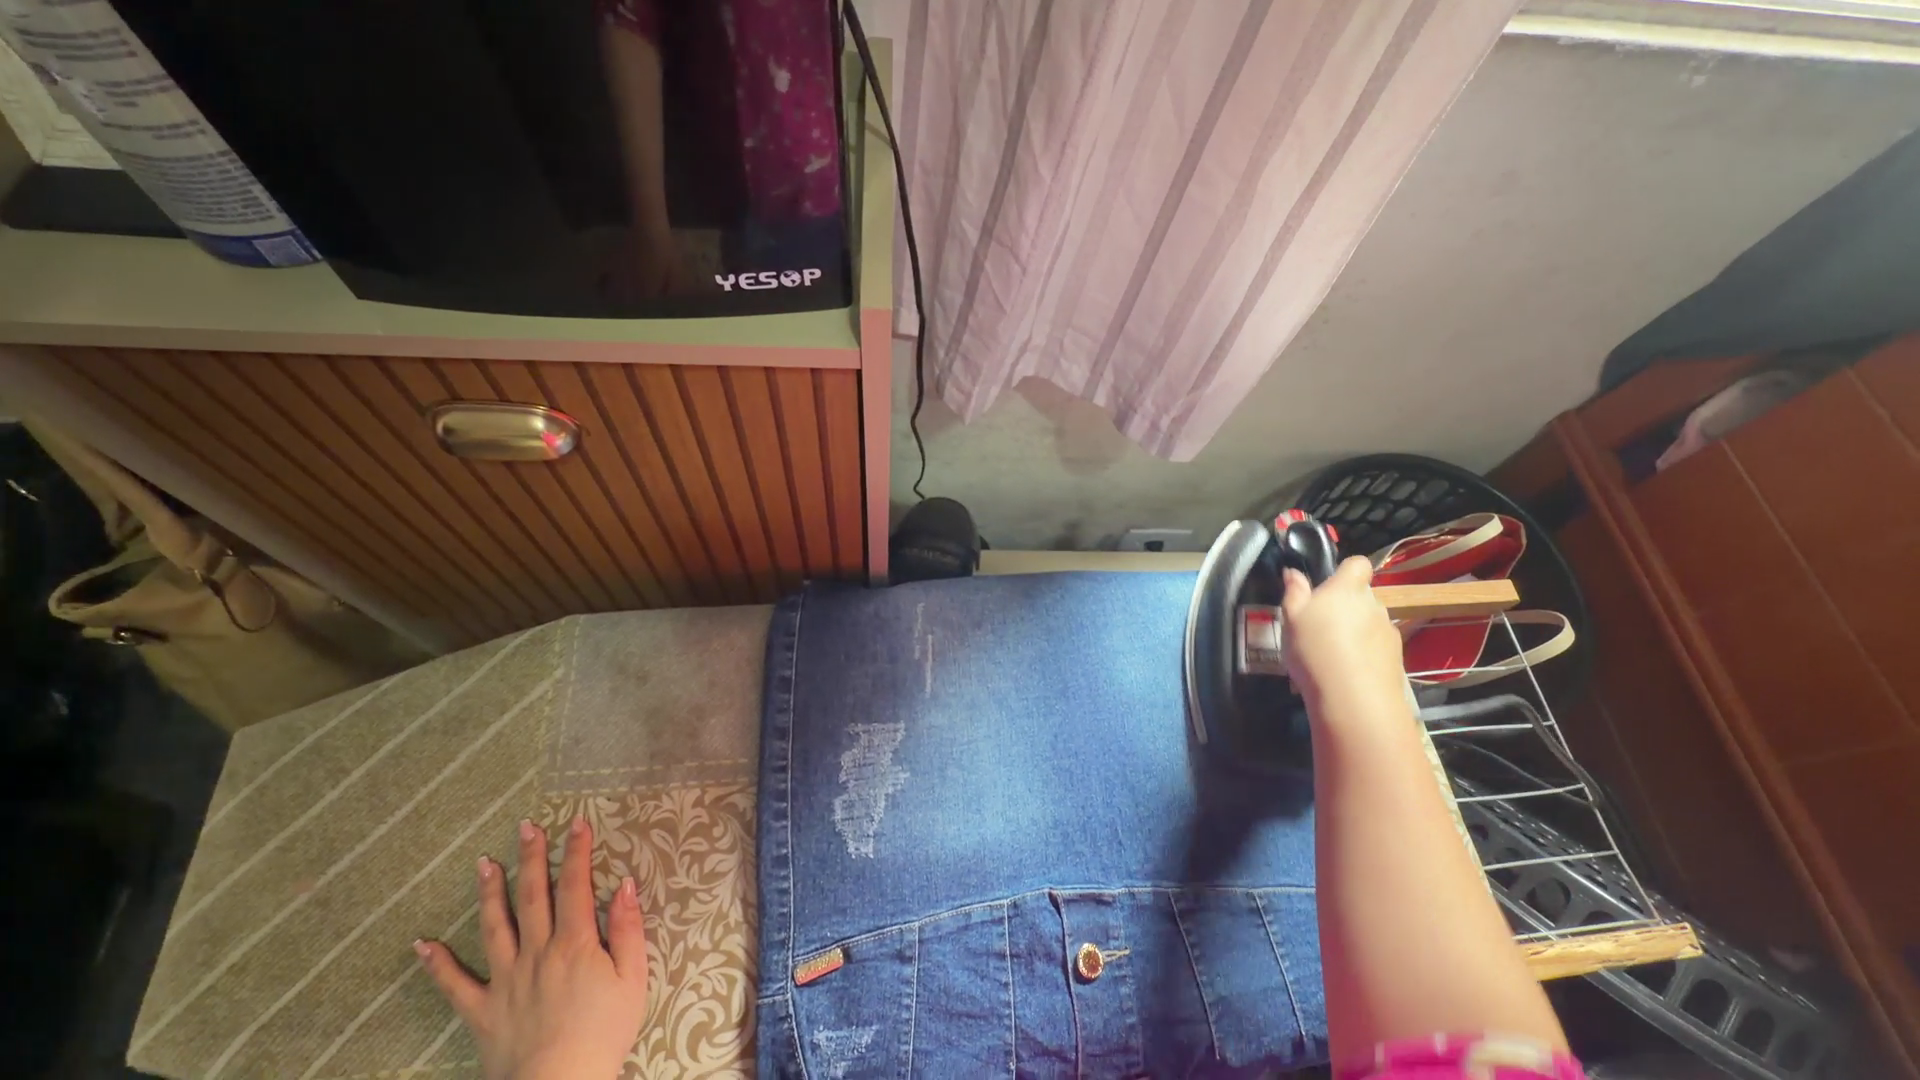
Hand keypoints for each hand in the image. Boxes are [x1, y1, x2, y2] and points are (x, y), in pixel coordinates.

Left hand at [415, 817, 648, 1079]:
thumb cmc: (604, 1032)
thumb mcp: (633, 979)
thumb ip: (627, 930)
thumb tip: (624, 886)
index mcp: (575, 943)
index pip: (575, 886)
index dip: (576, 852)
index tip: (576, 823)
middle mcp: (537, 952)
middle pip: (533, 896)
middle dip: (531, 858)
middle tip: (525, 828)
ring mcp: (505, 979)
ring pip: (495, 926)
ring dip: (489, 892)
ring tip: (484, 864)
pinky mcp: (482, 1009)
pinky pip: (454, 984)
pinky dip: (437, 963)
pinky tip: (422, 943)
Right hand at [1281, 555, 1407, 713]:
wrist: (1353, 697)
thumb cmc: (1315, 649)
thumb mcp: (1291, 619)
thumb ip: (1294, 592)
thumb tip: (1293, 572)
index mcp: (1347, 588)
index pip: (1357, 564)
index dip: (1346, 571)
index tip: (1329, 587)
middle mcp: (1373, 604)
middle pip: (1361, 597)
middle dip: (1346, 607)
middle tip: (1321, 627)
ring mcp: (1388, 630)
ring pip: (1370, 623)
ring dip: (1356, 631)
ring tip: (1334, 655)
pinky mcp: (1397, 656)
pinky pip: (1377, 646)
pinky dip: (1366, 653)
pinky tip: (1349, 672)